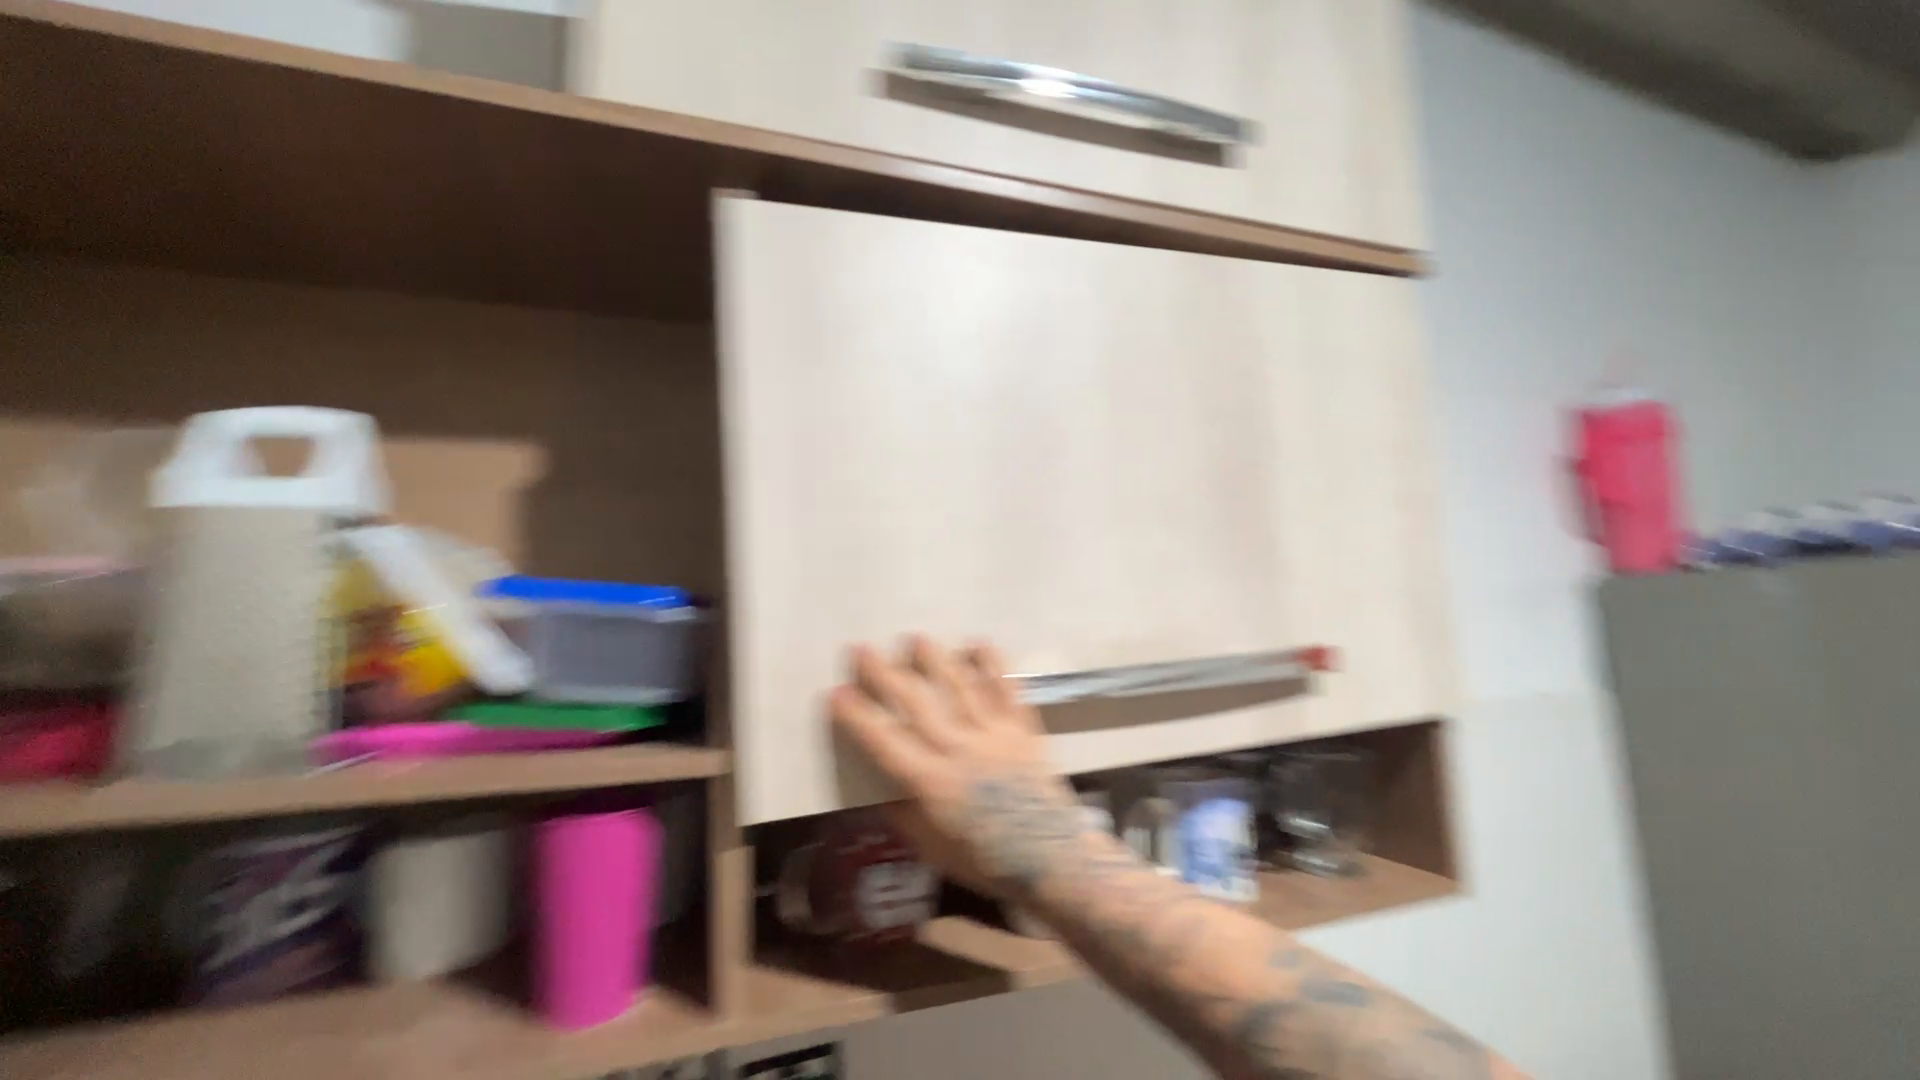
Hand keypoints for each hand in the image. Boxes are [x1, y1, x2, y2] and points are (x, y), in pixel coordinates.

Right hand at [830, 636, 1090, 901]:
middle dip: (884, 674)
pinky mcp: (1023, 729)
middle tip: (863, 649)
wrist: (1052, 858)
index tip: (837, 692)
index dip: (857, 716)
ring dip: (935, 660)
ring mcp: (994, 734)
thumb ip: (904, 814)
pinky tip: (980, 644)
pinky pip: (1007, 689)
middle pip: (916, 702)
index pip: (883, 741)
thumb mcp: (931, 849)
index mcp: (930, 782)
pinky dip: (994, 665)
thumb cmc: (985, 860)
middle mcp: (959, 749)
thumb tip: (883, 786)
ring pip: (959, 686)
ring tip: (916, 639)